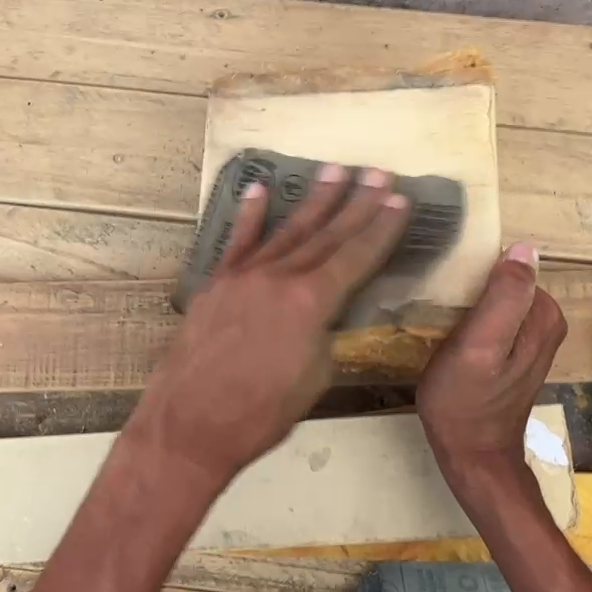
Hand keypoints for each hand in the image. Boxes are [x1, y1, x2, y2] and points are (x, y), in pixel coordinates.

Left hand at [123, 164, 411, 490]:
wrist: (190, 422)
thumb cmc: (260, 414)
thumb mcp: (313, 379)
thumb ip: (324, 336)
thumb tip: (325, 315)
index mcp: (309, 303)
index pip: (355, 257)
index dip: (381, 229)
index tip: (400, 200)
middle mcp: (277, 278)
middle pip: (325, 234)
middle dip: (355, 202)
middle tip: (378, 173)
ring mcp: (242, 277)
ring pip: (285, 231)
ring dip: (312, 201)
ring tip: (334, 169)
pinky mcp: (215, 284)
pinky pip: (237, 242)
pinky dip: (250, 216)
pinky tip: (260, 189)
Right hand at [416, 242, 567, 491]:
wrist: (471, 455)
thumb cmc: (466, 403)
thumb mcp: (479, 346)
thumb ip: (503, 298)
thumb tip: (524, 247)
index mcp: (544, 316)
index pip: (512, 267)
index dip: (476, 269)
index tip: (443, 282)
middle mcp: (544, 323)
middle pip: (504, 281)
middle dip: (470, 283)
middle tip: (434, 300)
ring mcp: (529, 340)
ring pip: (495, 300)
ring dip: (466, 301)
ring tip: (435, 313)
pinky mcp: (510, 354)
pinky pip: (490, 319)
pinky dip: (468, 319)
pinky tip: (445, 330)